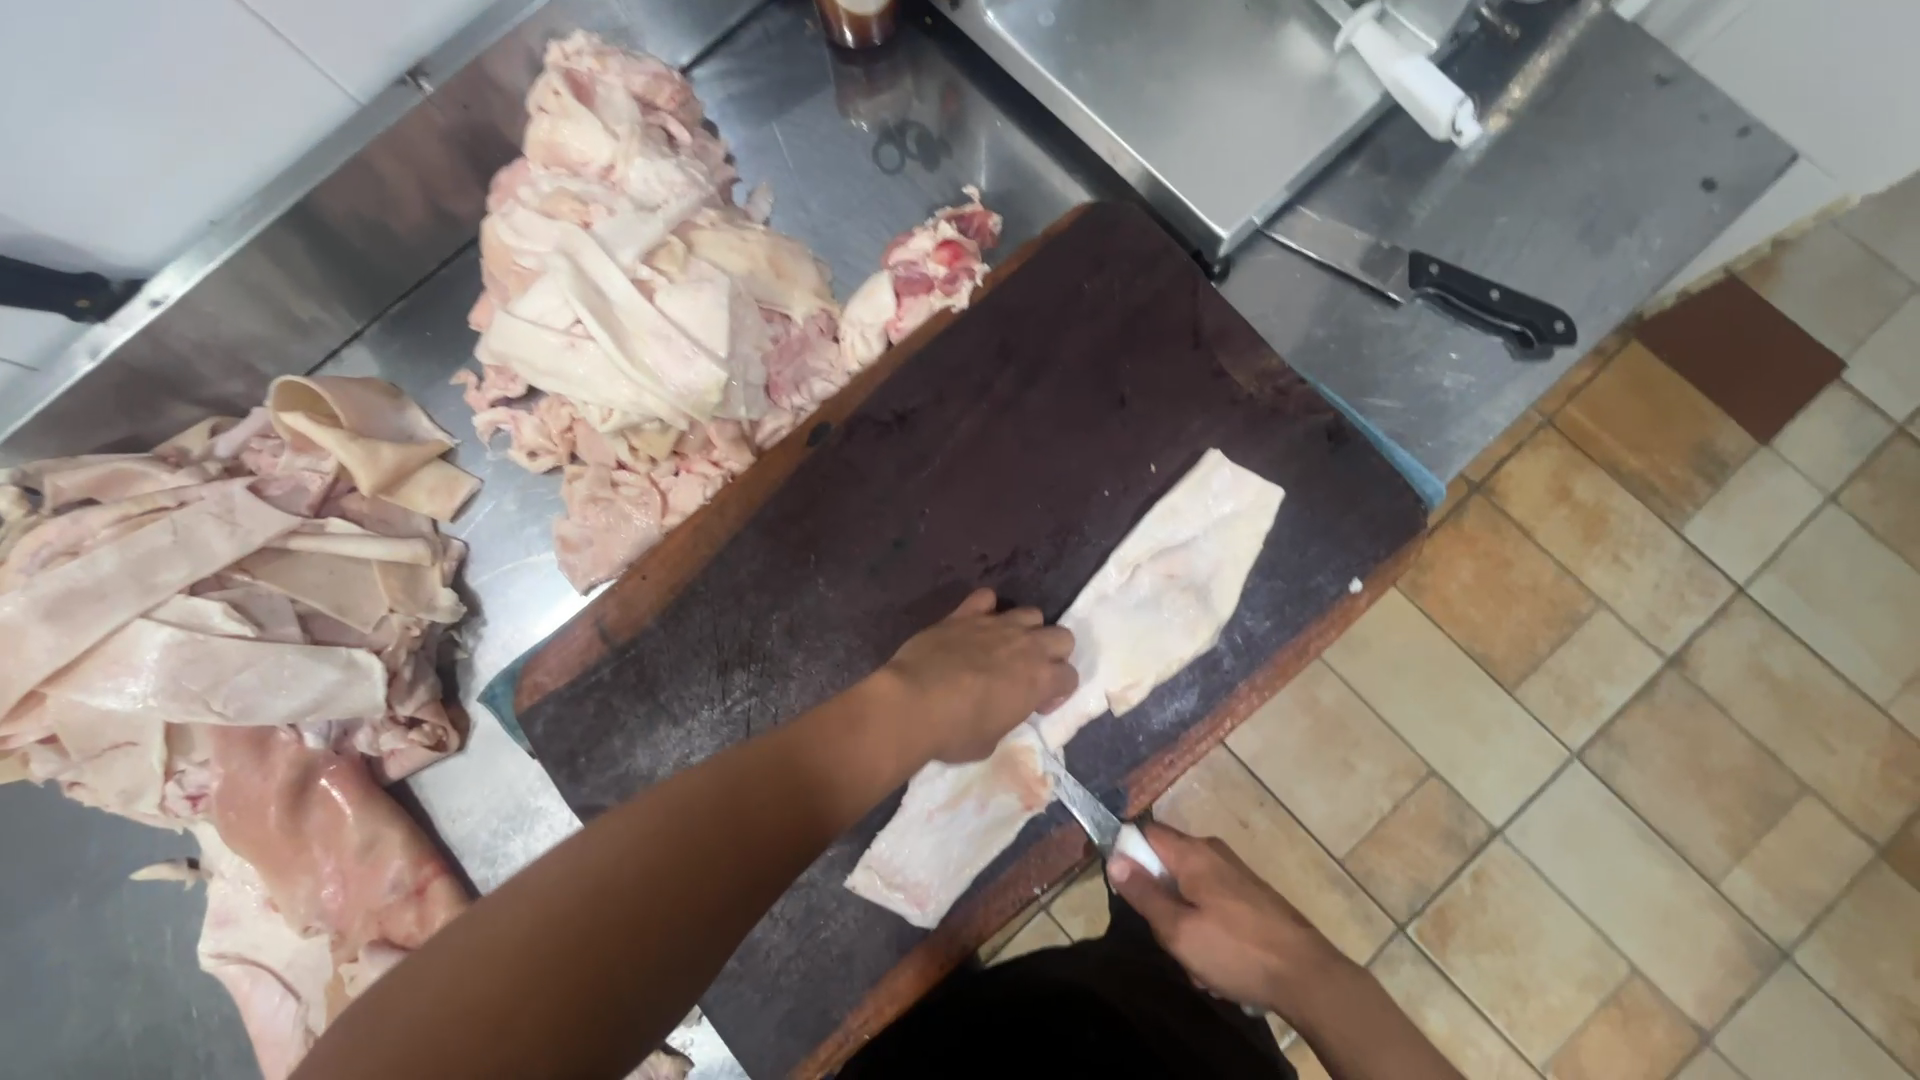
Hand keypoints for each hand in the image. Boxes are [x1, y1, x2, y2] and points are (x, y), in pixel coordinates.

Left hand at [874, 588, 1076, 763]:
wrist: (912, 703)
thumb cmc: (955, 733)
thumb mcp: (992, 740)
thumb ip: (1007, 718)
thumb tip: (1001, 712)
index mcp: (1040, 680)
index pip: (1071, 677)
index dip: (1058, 692)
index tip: (1037, 705)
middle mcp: (1026, 645)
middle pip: (1062, 636)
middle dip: (1052, 653)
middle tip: (1029, 673)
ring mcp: (995, 624)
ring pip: (1030, 613)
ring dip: (1025, 630)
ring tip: (1004, 649)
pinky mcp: (964, 614)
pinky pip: (985, 598)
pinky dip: (985, 609)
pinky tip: (973, 625)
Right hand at [1109, 822, 1351, 1016]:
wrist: (1308, 977)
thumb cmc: (1236, 950)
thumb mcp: (1178, 930)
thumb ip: (1143, 893)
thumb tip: (1114, 859)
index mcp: (1193, 853)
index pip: (1145, 832)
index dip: (1127, 853)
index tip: (1126, 889)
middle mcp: (1214, 852)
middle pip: (1167, 863)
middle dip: (1159, 900)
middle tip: (1164, 935)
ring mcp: (1235, 874)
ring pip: (1189, 889)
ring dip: (1184, 922)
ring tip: (1196, 961)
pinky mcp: (1250, 896)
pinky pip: (1211, 903)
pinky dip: (1206, 928)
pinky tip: (1218, 963)